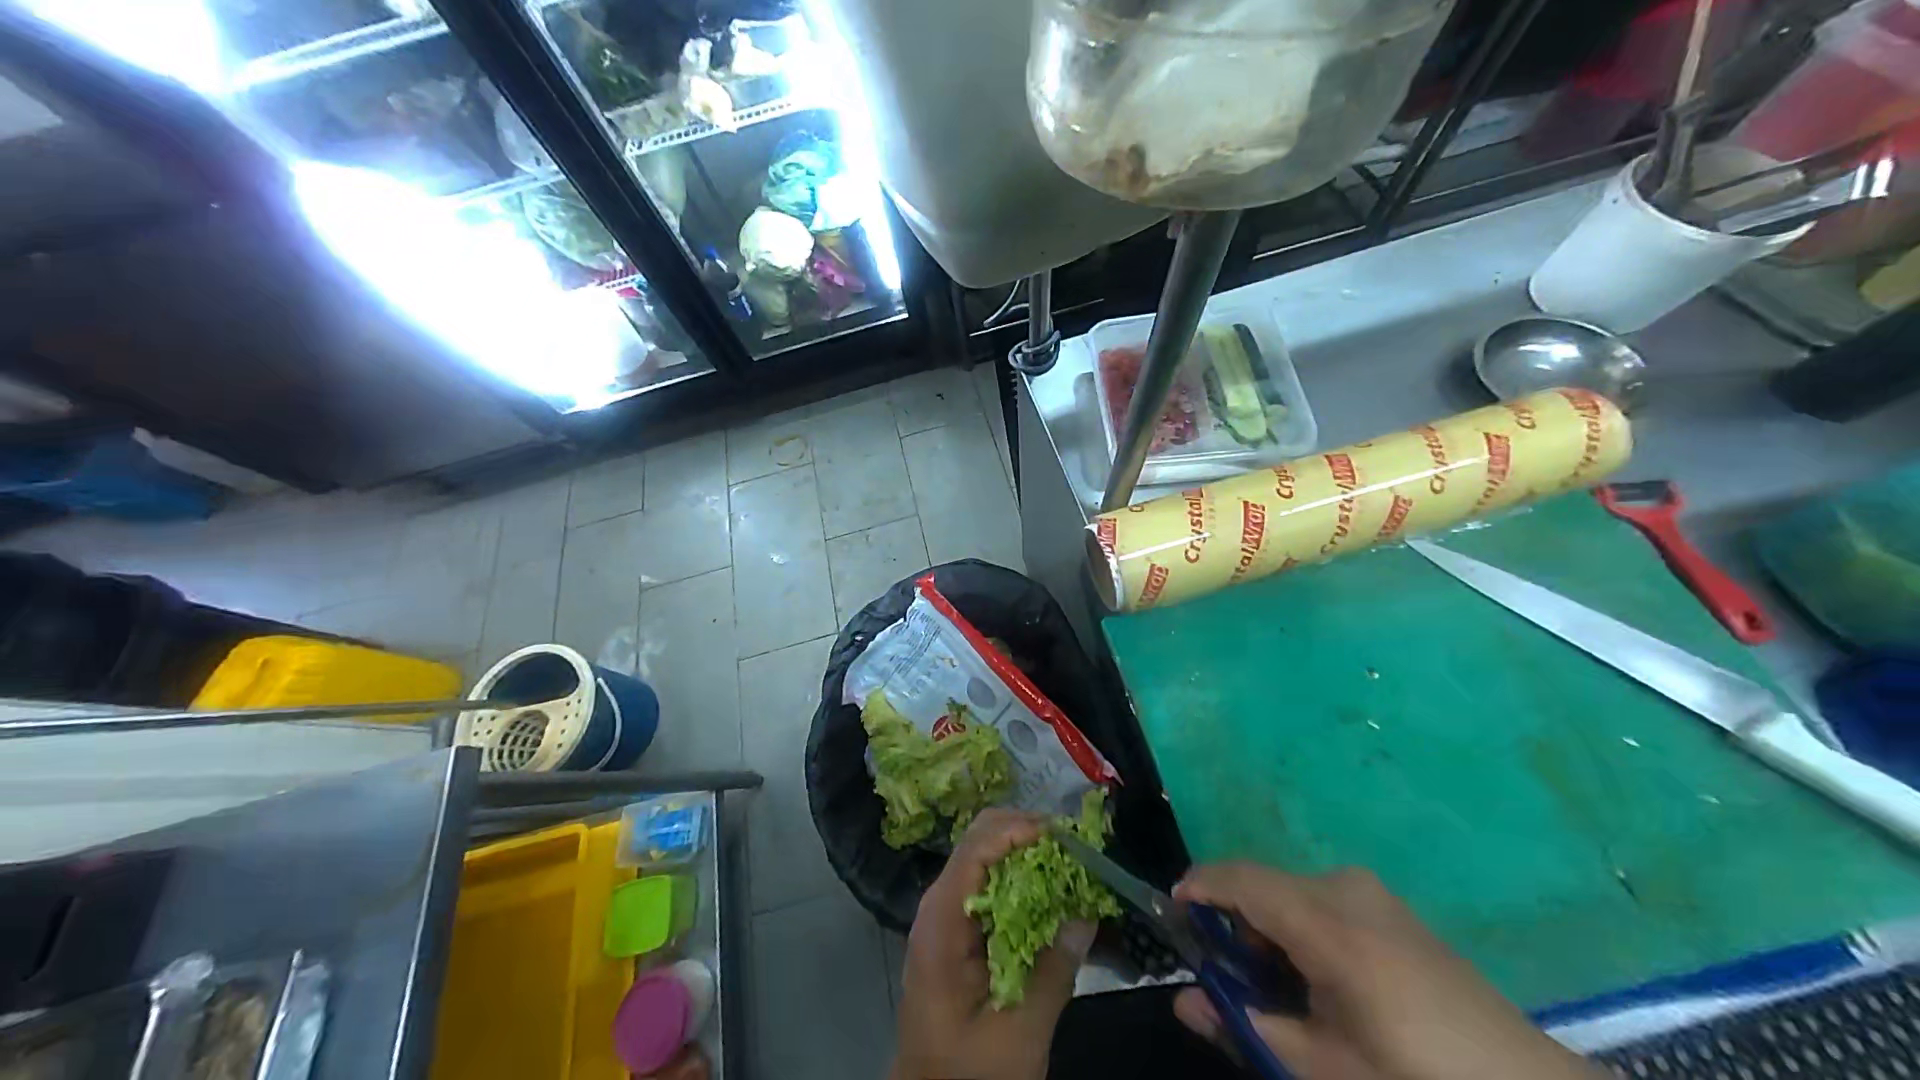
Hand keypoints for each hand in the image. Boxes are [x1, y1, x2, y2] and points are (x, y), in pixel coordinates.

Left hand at [891, 808, 1096, 1079]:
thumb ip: (1054, 970)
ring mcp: (944, 916)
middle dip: (1024, 832)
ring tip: (1068, 860)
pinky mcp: (955, 931)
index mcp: (943, 920)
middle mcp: (938, 905)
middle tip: (1072, 845)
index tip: (1064, 836)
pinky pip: (985, 884)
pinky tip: (1048, 890)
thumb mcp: (1020, 1031)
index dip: (1018, 831)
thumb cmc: (970, 1072)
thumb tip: (1086, 913)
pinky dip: (1017, 877)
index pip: (976, 848)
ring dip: (1023, 852)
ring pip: (982, 858)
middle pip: (977, 841)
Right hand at [1172, 864, 1604, 1079]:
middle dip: (1234, 925)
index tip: (1172, 916)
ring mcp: (1374, 895)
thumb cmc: (1414, 1078)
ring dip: (1268, 930)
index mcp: (1327, 921)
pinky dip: (1300, 930)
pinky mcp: (1392, 909)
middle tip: (1232, 983)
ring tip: (1281, 992)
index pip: (1239, 879)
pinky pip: (1323, 902)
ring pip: (1291, 894)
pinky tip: (1321, 983)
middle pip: (1263, 886)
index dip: (1197, 888)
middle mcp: (1345, 888)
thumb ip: (1246, 1026)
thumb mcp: (1323, 1067)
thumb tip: (1183, 1002)